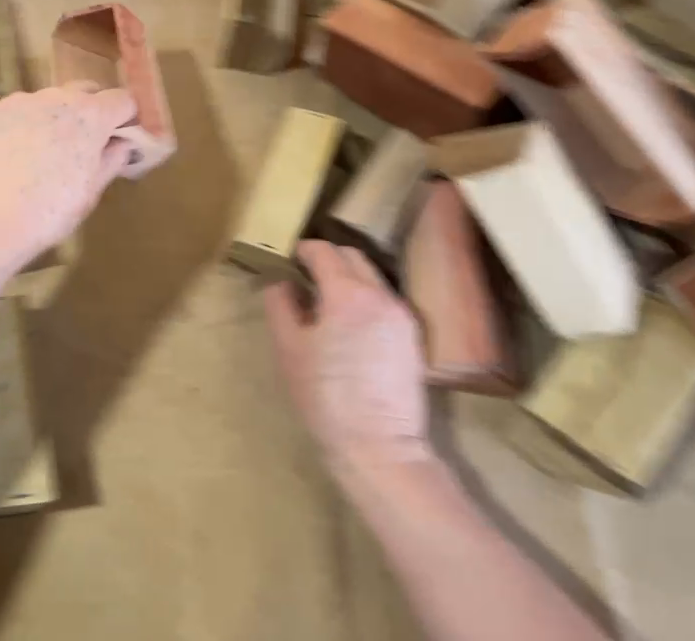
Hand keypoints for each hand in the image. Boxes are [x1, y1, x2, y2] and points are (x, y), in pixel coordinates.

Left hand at [0, 83, 138, 259]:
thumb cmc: (47, 213)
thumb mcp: (89, 193)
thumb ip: (110, 161)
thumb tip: (122, 144)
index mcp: (90, 116)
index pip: (123, 100)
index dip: (126, 117)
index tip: (121, 137)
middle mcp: (57, 98)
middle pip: (84, 92)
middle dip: (90, 112)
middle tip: (83, 146)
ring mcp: (20, 101)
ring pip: (47, 101)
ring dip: (53, 118)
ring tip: (41, 155)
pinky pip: (16, 112)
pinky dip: (21, 126)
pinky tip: (11, 156)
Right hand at [264, 241, 430, 473]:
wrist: (377, 445)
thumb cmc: (324, 396)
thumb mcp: (288, 349)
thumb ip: (281, 305)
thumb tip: (280, 281)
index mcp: (347, 294)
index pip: (324, 251)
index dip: (302, 250)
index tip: (288, 260)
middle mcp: (381, 296)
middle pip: (353, 257)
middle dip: (328, 258)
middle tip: (305, 276)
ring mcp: (402, 316)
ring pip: (373, 278)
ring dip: (349, 278)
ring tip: (327, 302)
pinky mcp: (414, 337)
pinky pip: (386, 301)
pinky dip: (366, 299)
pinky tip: (351, 326)